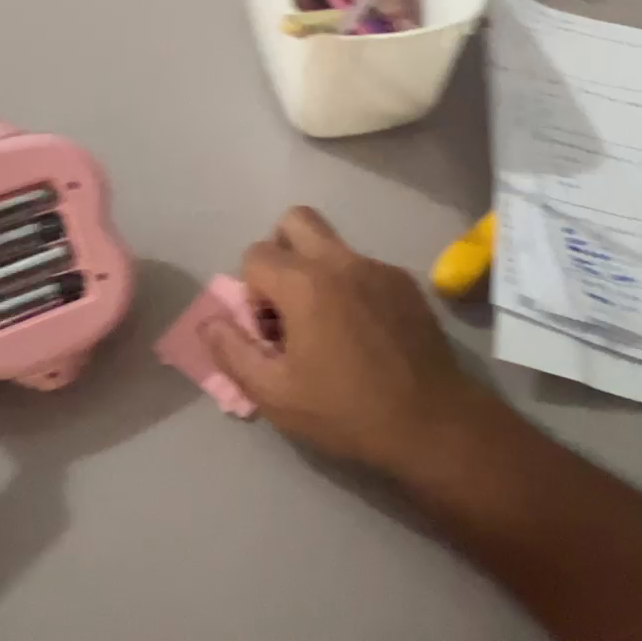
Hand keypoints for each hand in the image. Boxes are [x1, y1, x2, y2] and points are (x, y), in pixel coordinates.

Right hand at [203, 207, 490, 473]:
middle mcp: (341, 261)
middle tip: (288, 302)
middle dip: (280, 251)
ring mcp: (378, 267)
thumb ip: (233, 352)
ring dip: (317, 271)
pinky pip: (364, 267)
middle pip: (296, 220)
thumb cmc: (346, 411)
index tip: (270, 331)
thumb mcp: (276, 394)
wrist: (430, 421)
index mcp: (305, 283)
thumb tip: (210, 322)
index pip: (255, 254)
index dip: (250, 292)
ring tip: (329, 326)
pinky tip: (364, 334)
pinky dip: (351, 287)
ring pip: (333, 245)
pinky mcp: (405, 282)